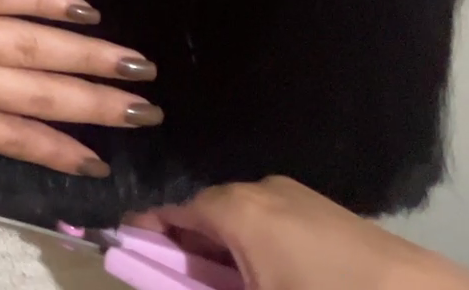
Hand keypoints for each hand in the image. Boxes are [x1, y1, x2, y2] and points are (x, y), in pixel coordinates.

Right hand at [135, 177, 468, 289]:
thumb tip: (171, 288)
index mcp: (233, 207)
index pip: (168, 213)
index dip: (147, 239)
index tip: (134, 263)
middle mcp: (258, 189)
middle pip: (205, 217)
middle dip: (193, 253)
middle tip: (193, 288)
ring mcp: (299, 198)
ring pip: (243, 223)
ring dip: (232, 257)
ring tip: (241, 289)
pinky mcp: (333, 214)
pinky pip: (278, 229)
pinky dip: (267, 255)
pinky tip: (287, 286)